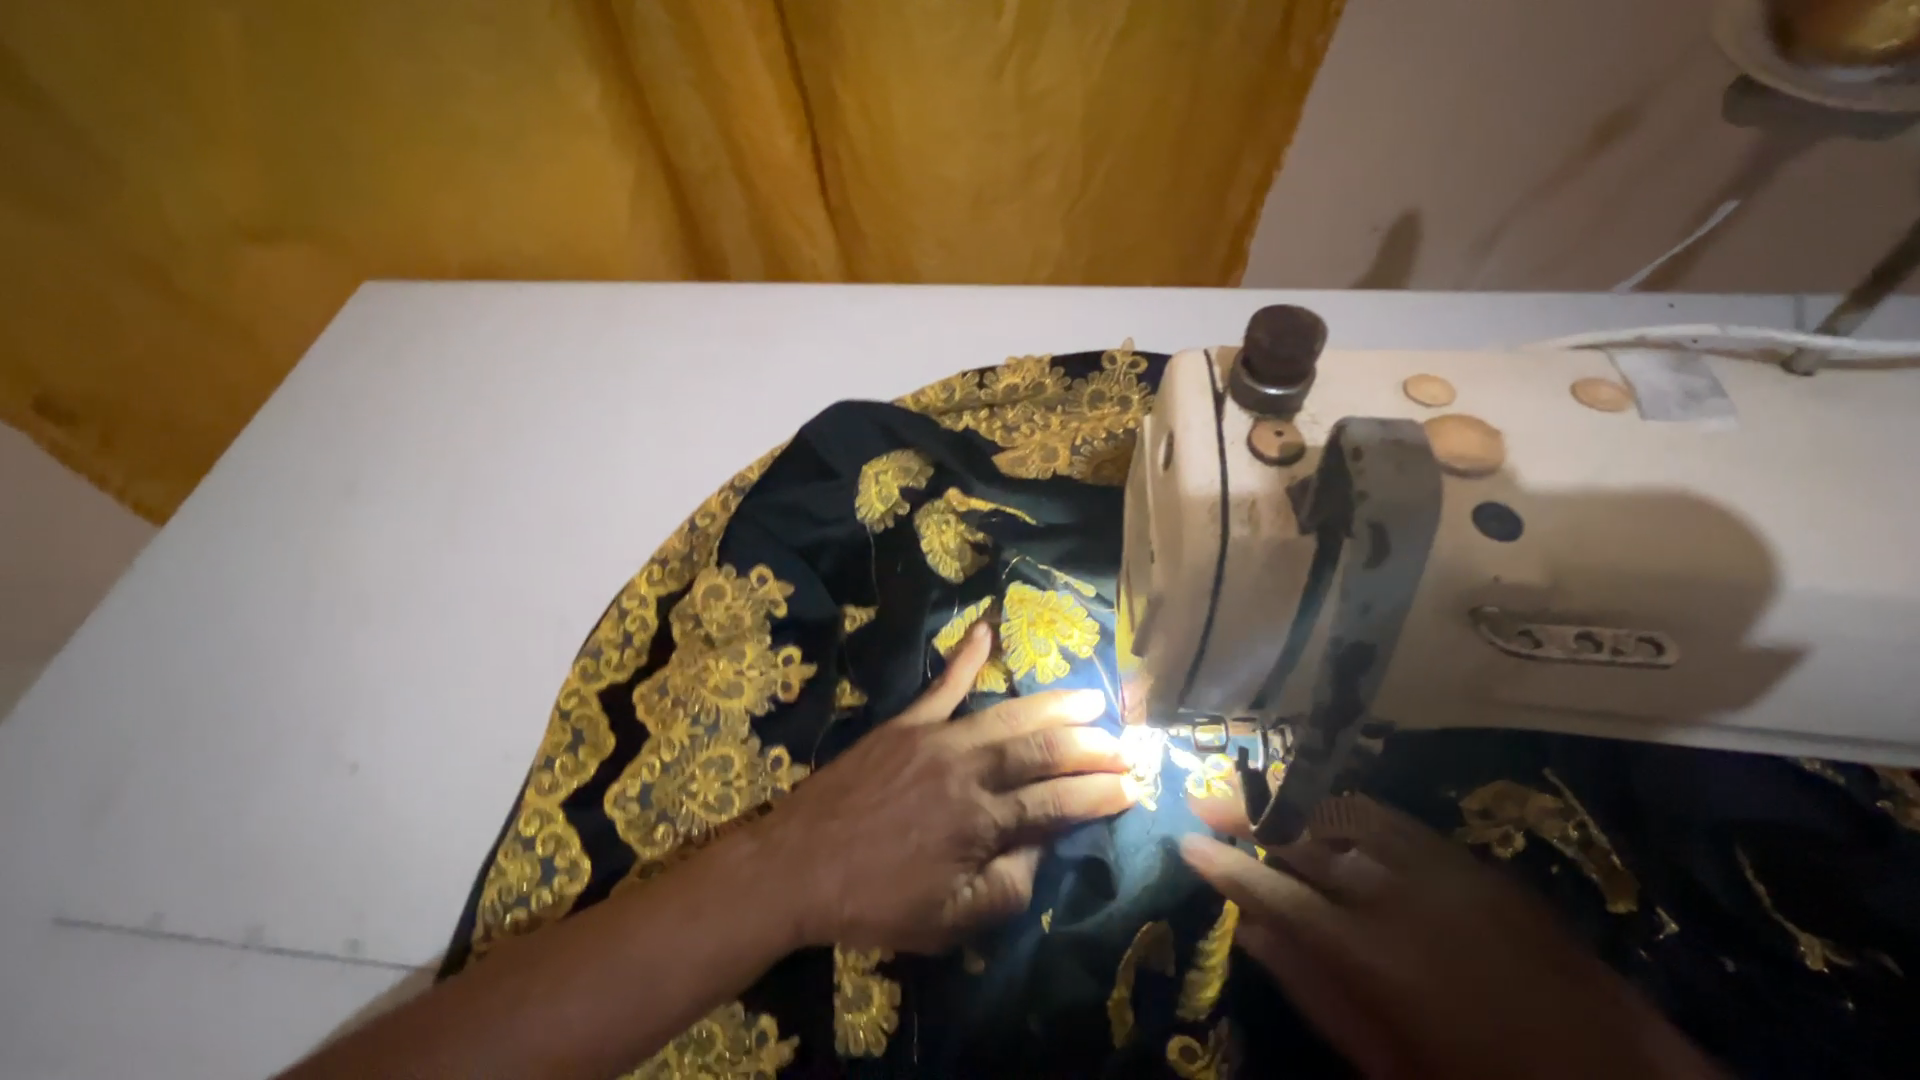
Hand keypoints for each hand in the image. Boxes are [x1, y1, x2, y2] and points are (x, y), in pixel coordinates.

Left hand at [758, 620, 1131, 953]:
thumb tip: (1046, 848)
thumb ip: (1008, 887)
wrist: (795, 867)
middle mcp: (968, 772)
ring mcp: (935, 740)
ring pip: (1007, 716)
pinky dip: (966, 658)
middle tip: (1126, 741)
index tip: (1135, 785)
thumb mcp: (949, 921)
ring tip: (1090, 699)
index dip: (1100, 794)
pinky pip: (941, 686)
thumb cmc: (873, 902)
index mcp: (981, 823)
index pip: (1058, 804)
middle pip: (1042, 752)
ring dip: (1052, 706)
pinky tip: (987, 630)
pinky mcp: (903, 725)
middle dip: (1090, 747)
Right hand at [1180, 791, 1724, 1079]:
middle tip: (1209, 801)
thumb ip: (1312, 989)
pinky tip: (1334, 819)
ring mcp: (1440, 867)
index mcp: (1368, 951)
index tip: (1186, 843)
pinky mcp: (1474, 861)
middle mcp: (1396, 891)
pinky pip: (1394, 821)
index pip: (1272, 890)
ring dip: (1297, 808)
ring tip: (1264, 804)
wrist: (1620, 1079)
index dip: (1225, 865)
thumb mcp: (1385, 1057)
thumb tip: (1251, 933)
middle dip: (1249, 817)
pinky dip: (1350, 814)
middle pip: (1304, 838)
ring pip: (1347, 814)